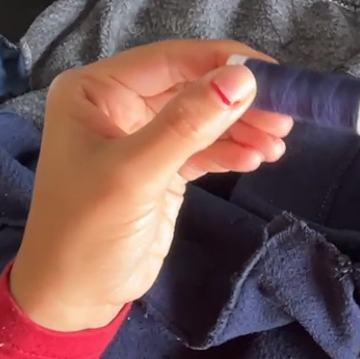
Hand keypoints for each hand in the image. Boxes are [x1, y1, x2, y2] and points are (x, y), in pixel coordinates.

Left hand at [8, 40, 293, 332]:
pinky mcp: (161, 167)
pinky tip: (256, 158)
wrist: (75, 298)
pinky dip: (230, 151)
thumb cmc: (87, 232)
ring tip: (278, 144)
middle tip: (284, 116)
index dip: (222, 62)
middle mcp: (117, 104)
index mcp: (95, 90)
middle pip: (191, 87)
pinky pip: (202, 147)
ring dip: (241, 128)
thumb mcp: (136, 174)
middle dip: (237, 101)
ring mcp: (140, 136)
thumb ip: (188, 124)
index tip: (274, 74)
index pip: (170, 60)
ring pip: (202, 118)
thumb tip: (242, 78)